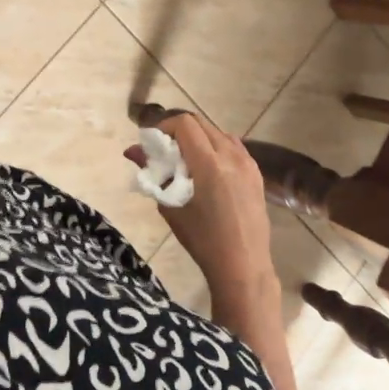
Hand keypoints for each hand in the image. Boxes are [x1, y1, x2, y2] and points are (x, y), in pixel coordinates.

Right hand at [146, 113, 276, 309]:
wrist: (243, 265)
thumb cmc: (202, 240)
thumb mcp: (171, 207)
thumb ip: (153, 174)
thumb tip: (132, 151)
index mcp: (209, 164)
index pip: (185, 124)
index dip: (165, 126)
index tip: (154, 143)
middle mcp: (231, 156)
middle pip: (201, 123)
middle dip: (180, 130)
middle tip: (167, 150)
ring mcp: (248, 163)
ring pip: (218, 133)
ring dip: (200, 138)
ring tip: (188, 160)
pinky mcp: (256, 173)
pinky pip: (234, 147)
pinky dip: (217, 148)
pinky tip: (210, 168)